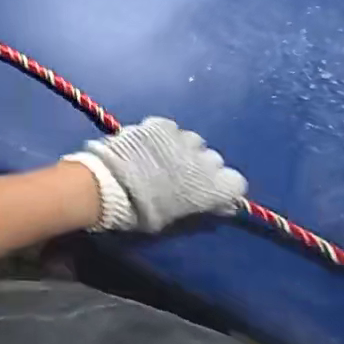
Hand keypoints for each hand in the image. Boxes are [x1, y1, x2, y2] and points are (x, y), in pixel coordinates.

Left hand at [63, 117, 246, 231]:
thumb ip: (200, 207)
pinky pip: (167, 128)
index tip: (205, 191)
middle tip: (176, 174)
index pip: (235, 182)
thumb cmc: (140, 210)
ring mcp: (182, 139)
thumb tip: (220, 206)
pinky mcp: (160, 125)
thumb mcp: (175, 217)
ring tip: (157, 156)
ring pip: (191, 140)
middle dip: (198, 166)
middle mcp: (206, 159)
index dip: (219, 186)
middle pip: (212, 159)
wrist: (108, 185)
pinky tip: (145, 143)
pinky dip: (160, 134)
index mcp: (215, 186)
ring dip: (179, 148)